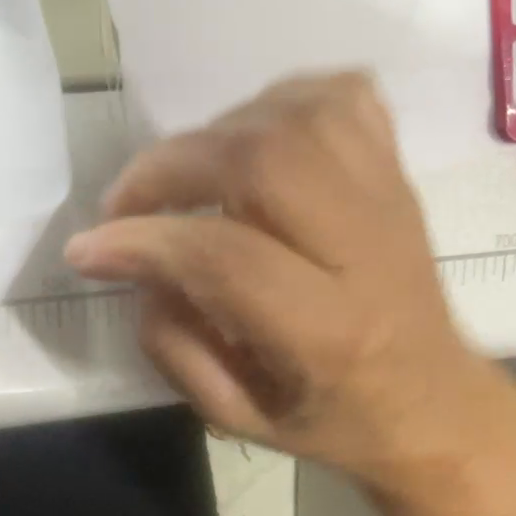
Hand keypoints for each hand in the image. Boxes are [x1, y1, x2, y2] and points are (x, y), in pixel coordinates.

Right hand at [65, 73, 515, 496]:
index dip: (144, 242)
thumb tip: (139, 269)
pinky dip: (274, 103)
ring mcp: (389, 199)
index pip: (226, 257)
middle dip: (170, 167)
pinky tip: (239, 141)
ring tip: (176, 176)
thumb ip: (175, 347)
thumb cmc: (324, 418)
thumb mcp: (234, 416)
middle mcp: (365, 251)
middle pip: (265, 160)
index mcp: (328, 333)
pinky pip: (341, 96)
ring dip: (214, 131)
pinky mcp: (397, 170)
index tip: (87, 250)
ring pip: (299, 115)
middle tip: (123, 203)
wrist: (429, 401)